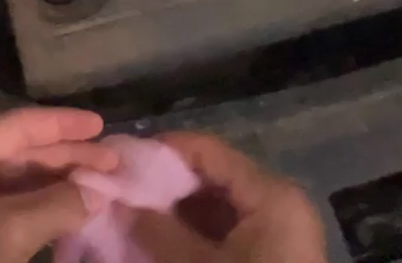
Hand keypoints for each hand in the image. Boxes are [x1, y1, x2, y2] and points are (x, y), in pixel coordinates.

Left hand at [0, 107, 120, 262]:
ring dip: (64, 178)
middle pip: (24, 148)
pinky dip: (52, 200)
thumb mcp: (13, 232)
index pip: (18, 126)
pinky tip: (81, 202)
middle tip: (114, 159)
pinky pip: (22, 199)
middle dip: (69, 154)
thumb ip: (58, 205)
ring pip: (27, 175)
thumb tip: (100, 191)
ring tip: (106, 178)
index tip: (100, 124)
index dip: (62, 124)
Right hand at [130, 132, 326, 262]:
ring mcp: (282, 230)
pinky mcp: (277, 255)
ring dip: (180, 210)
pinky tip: (168, 241)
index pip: (206, 149)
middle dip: (168, 185)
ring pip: (220, 203)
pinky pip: (232, 228)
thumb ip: (158, 232)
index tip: (122, 162)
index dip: (161, 151)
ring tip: (140, 218)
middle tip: (126, 193)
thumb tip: (119, 204)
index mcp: (270, 193)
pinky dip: (199, 232)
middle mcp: (280, 201)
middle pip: (213, 174)